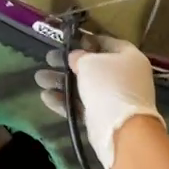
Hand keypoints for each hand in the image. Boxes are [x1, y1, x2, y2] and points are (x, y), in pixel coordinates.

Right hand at [34, 35, 164, 168]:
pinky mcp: (102, 116)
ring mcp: (113, 98)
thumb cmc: (108, 85)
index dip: (88, 40)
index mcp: (128, 57)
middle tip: (48, 58)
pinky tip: (45, 97)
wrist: (121, 128)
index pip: (108, 42)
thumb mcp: (90, 62)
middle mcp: (123, 76)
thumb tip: (75, 57)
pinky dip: (64, 100)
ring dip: (61, 81)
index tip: (68, 41)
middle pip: (93, 66)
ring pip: (84, 86)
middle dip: (67, 63)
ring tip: (39, 78)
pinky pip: (81, 104)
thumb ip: (79, 56)